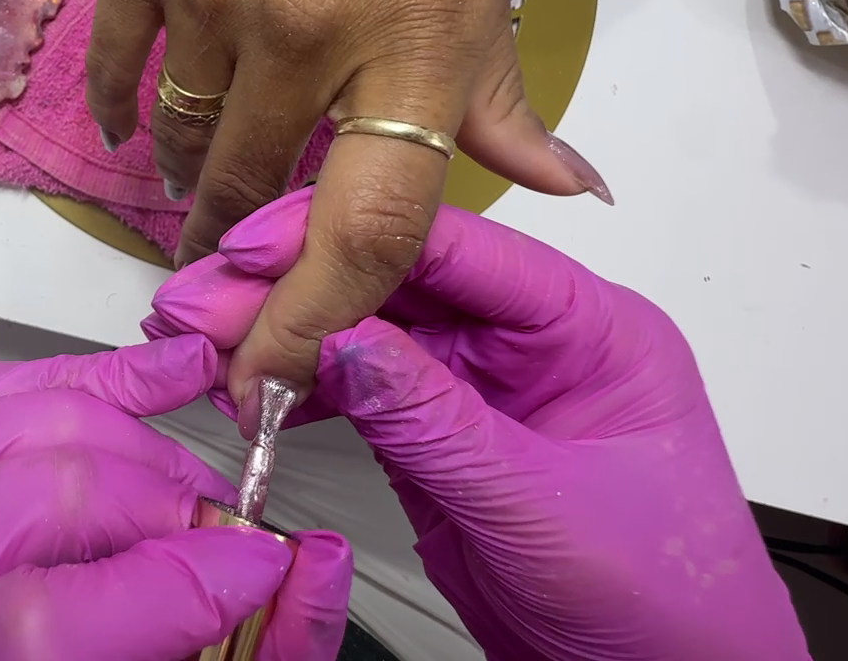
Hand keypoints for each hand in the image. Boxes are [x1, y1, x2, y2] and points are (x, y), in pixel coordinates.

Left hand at [0, 336, 352, 659]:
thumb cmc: (29, 646)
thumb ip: (253, 640)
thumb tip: (313, 563)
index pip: (51, 618)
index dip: (176, 583)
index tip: (257, 561)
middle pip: (53, 493)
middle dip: (162, 497)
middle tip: (215, 519)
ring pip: (45, 414)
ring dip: (135, 437)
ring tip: (175, 475)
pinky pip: (25, 369)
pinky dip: (103, 372)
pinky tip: (161, 376)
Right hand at [95, 0, 607, 401]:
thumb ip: (492, 86)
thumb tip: (547, 186)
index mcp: (413, 32)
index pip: (369, 216)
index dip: (315, 314)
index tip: (264, 374)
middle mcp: (301, 23)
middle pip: (240, 181)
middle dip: (229, 235)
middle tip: (222, 256)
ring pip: (173, 130)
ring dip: (180, 169)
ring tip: (187, 173)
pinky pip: (111, 70)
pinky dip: (113, 110)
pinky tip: (122, 121)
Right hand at [148, 192, 808, 660]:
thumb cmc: (654, 611)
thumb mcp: (534, 506)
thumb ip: (428, 416)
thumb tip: (333, 334)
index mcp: (576, 323)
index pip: (445, 244)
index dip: (341, 236)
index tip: (253, 249)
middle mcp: (508, 326)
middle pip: (375, 274)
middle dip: (277, 287)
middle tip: (196, 301)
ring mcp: (456, 363)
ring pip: (342, 319)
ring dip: (264, 330)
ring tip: (193, 338)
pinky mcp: (413, 403)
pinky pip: (336, 371)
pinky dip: (281, 378)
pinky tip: (238, 387)